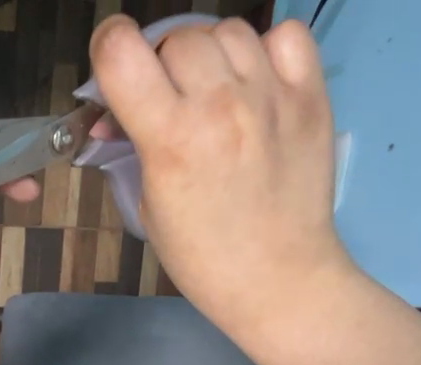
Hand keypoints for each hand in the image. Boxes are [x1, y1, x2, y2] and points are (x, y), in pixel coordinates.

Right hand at [88, 16, 357, 339]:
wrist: (277, 278)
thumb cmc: (200, 255)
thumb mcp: (148, 205)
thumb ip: (134, 148)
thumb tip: (114, 116)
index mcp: (170, 139)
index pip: (120, 52)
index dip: (109, 50)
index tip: (115, 71)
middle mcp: (220, 105)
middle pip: (178, 37)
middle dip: (164, 63)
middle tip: (171, 100)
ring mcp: (271, 96)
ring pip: (229, 30)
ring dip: (212, 56)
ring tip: (216, 94)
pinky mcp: (312, 95)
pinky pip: (285, 34)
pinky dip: (266, 50)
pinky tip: (258, 84)